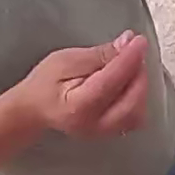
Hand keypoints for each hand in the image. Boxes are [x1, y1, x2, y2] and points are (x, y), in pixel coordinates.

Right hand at [14, 32, 150, 138]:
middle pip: (131, 103)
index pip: (111, 82)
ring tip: (130, 68)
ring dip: (140, 88)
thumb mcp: (65, 60)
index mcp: (79, 107)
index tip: (139, 41)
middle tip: (134, 53)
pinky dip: (137, 99)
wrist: (34, 109)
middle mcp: (94, 125)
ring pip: (137, 114)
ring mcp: (103, 133)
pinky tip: (128, 84)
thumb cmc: (45, 84)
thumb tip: (125, 44)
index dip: (129, 59)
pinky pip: (134, 119)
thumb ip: (98, 55)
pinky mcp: (110, 133)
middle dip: (138, 75)